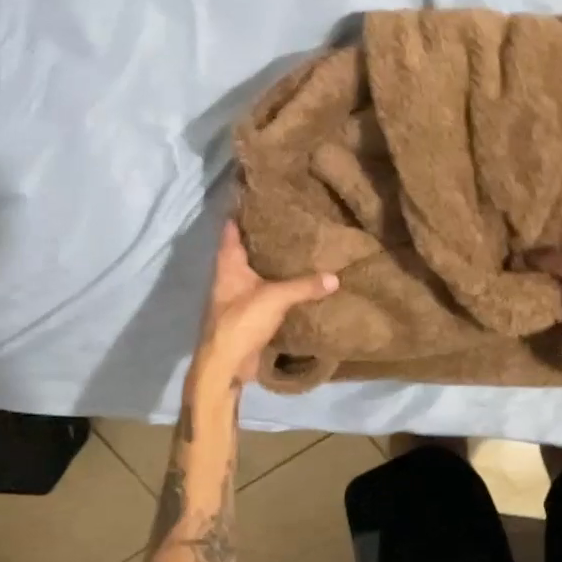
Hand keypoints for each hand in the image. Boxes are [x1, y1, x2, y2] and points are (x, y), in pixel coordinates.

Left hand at [189, 220, 338, 390]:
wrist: (226, 365)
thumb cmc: (241, 321)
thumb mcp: (275, 298)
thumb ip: (304, 286)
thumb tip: (335, 277)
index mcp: (228, 263)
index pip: (232, 228)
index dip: (243, 211)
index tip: (261, 196)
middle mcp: (230, 275)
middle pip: (246, 248)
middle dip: (264, 236)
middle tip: (290, 219)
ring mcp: (238, 296)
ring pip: (256, 271)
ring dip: (272, 262)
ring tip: (299, 246)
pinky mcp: (249, 314)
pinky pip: (266, 293)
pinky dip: (279, 286)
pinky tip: (298, 281)